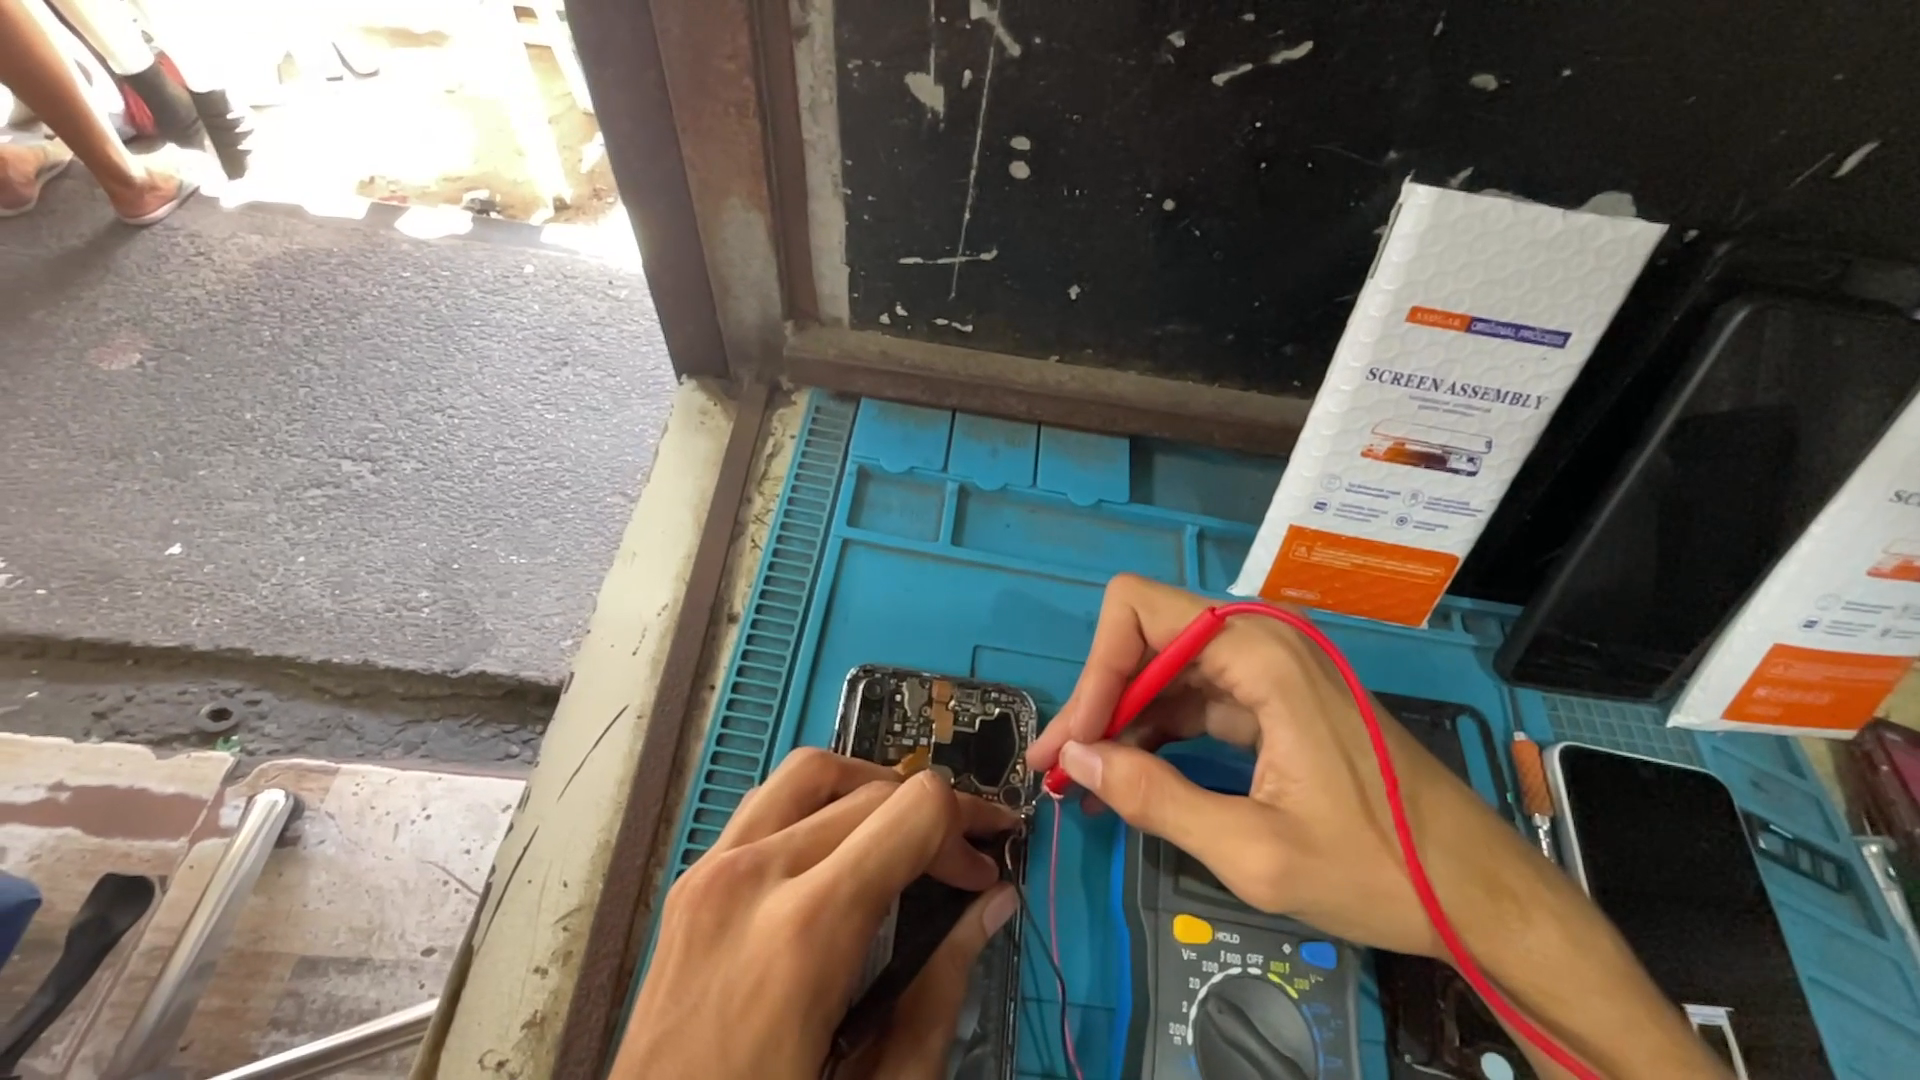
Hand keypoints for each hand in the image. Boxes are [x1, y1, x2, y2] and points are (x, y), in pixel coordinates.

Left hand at [616, 748, 1020, 1079]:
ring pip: (812, 772)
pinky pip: (765, 804)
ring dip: (871, 788)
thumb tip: (992, 906)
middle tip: (962, 865)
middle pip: (872, 789)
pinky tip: (838, 847)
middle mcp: (752, 878)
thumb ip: (942, 985)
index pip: (913, 811)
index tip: (986, 865)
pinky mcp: (689, 883)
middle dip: (934, 817)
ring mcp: (710, 873)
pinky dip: (816, 804)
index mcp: (806, 930)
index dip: (967, 827)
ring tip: (905, 834)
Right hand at [1026, 575, 1533, 957]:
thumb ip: (1154, 799)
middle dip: (1099, 699)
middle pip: (1146, 637)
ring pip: (1165, 669)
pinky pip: (1196, 698)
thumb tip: (1075, 761)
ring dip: (1121, 719)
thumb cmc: (1378, 869)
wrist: (1479, 893)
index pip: (1139, 613)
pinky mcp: (1276, 700)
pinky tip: (1130, 774)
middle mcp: (1262, 644)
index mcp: (1261, 656)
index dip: (1094, 673)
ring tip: (1083, 780)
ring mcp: (1272, 671)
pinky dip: (1156, 732)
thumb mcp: (1254, 851)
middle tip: (1062, 769)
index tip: (1074, 746)